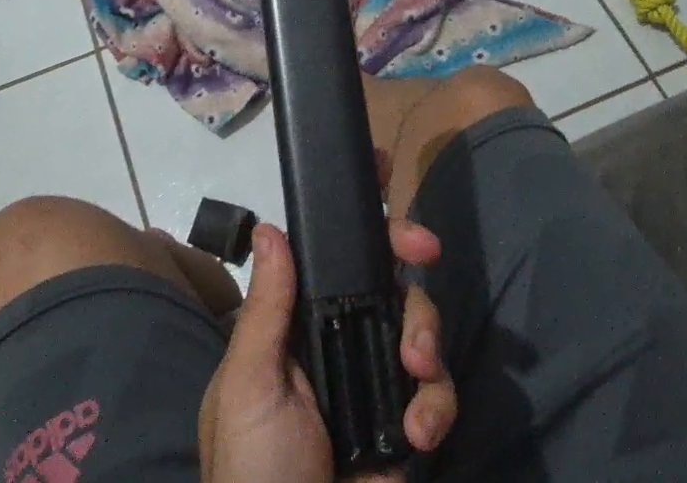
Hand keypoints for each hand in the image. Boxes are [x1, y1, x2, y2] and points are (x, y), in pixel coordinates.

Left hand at [198, 221, 455, 482]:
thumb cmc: (253, 467)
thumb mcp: (248, 385)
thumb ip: (267, 310)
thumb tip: (268, 227)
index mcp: (295, 330)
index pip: (337, 269)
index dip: (375, 243)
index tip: (413, 237)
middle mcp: (338, 347)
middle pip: (391, 296)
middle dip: (414, 298)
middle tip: (424, 304)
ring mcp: (374, 386)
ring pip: (421, 337)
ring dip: (428, 346)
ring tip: (417, 375)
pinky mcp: (404, 426)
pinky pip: (436, 395)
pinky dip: (438, 406)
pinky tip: (419, 434)